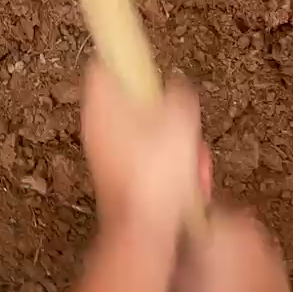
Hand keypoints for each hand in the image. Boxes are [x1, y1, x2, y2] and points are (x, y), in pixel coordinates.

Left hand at [78, 64, 205, 239]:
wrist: (143, 232)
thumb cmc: (154, 174)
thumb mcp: (179, 120)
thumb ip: (178, 95)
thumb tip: (176, 87)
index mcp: (101, 102)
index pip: (104, 63)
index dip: (129, 59)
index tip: (150, 64)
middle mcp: (97, 125)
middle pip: (132, 102)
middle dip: (168, 115)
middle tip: (186, 127)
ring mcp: (106, 153)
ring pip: (148, 135)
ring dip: (178, 147)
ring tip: (195, 164)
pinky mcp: (119, 178)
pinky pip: (149, 161)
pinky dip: (171, 170)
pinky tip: (190, 186)